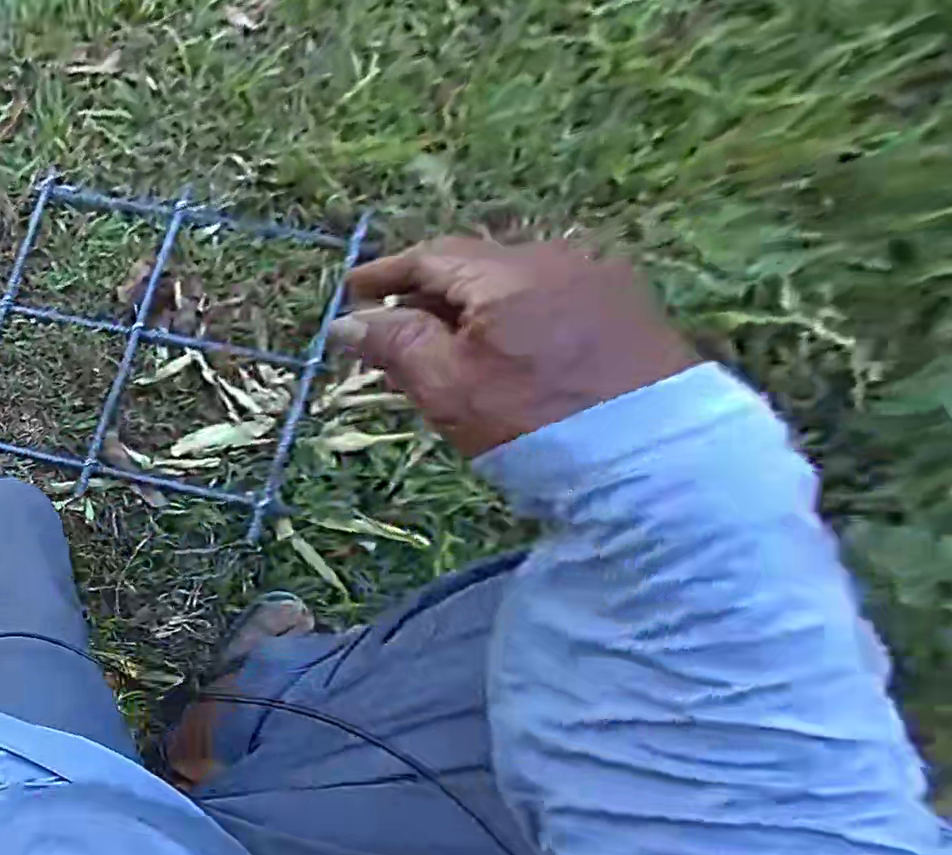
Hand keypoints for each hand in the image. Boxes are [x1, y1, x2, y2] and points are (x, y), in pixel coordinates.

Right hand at [328, 238, 697, 456]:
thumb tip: (346, 321)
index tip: (349, 289)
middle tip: (382, 331)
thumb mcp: (443, 382)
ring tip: (429, 350)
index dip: (384, 272)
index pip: (432, 257)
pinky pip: (538, 301)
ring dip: (457, 311)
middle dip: (419, 297)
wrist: (648, 456)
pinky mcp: (620, 311)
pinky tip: (484, 354)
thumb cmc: (527, 416)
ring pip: (503, 287)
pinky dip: (496, 319)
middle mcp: (558, 260)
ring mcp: (597, 281)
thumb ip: (393, 342)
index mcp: (511, 273)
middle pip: (469, 269)